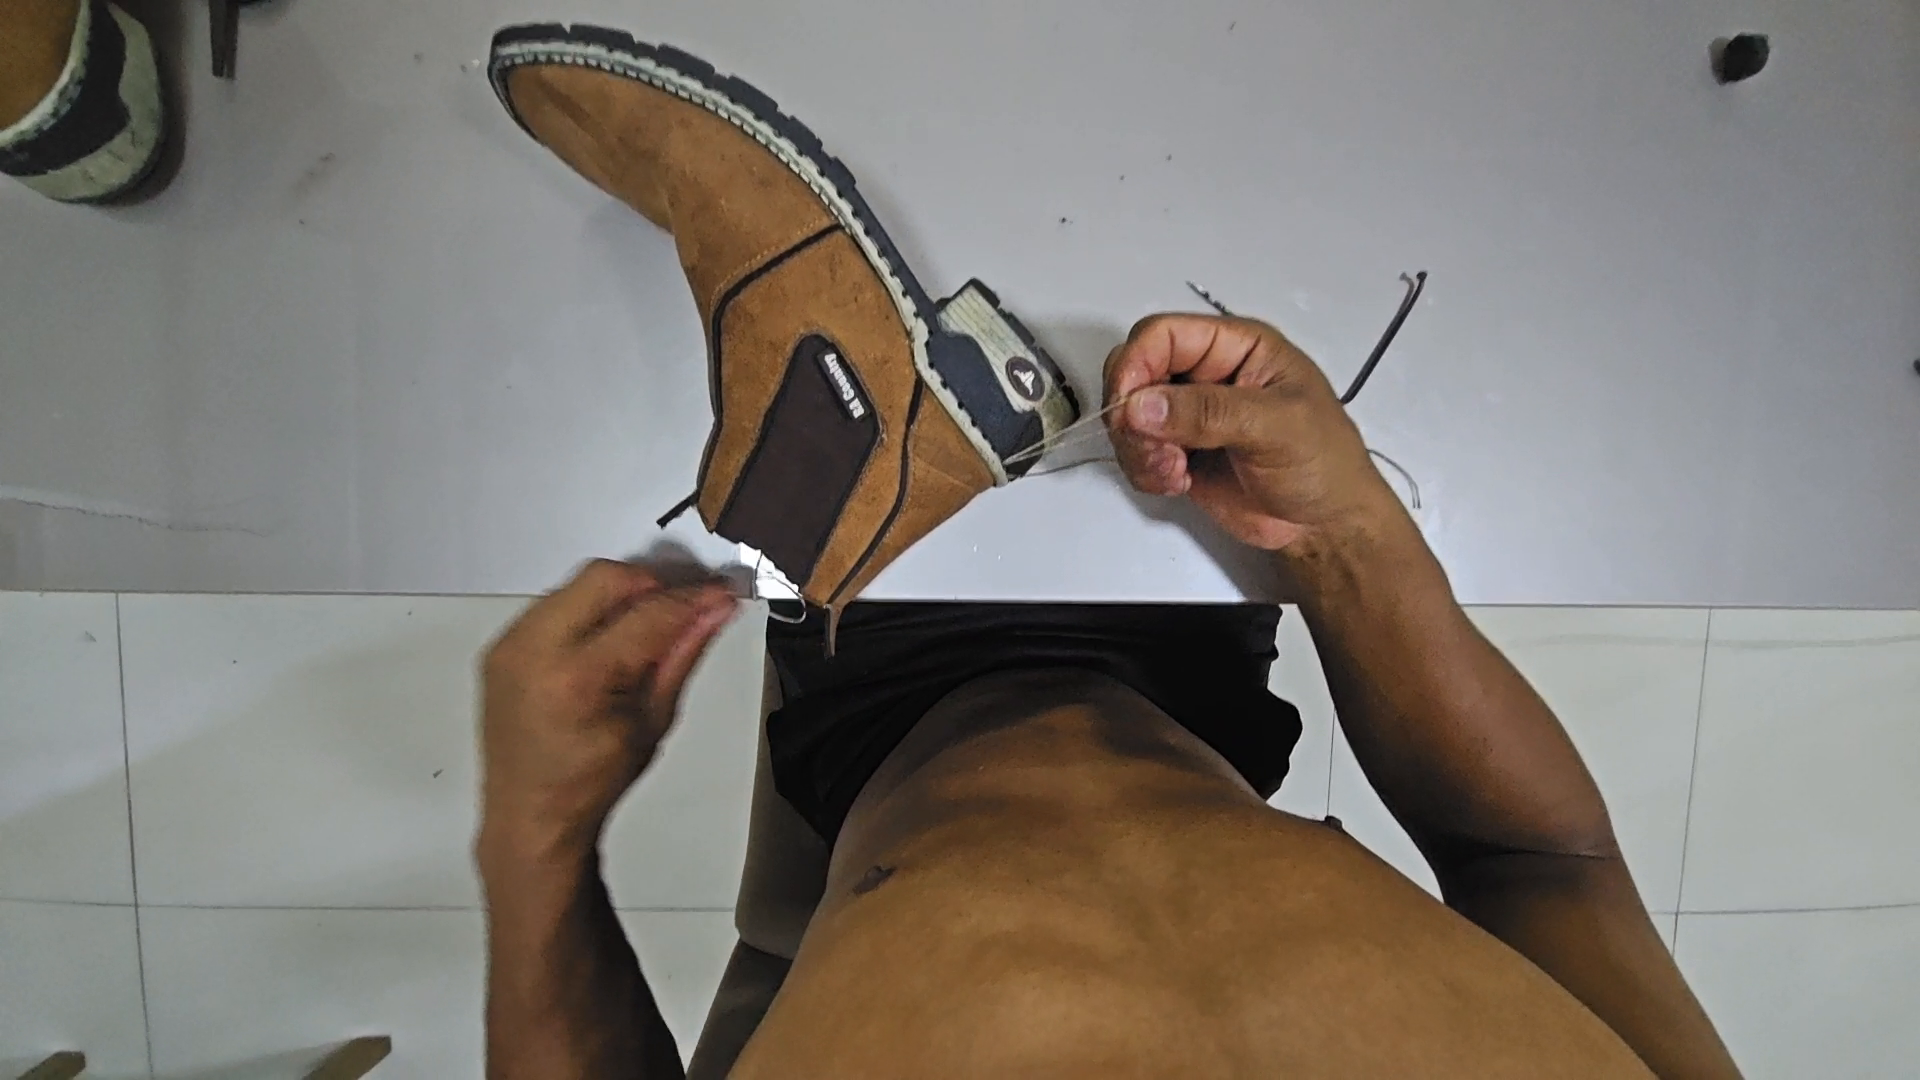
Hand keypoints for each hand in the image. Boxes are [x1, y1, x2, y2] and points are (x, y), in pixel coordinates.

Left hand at [478, 559, 738, 860]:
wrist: (529, 816)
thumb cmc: (596, 780)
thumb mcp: (655, 717)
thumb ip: (685, 653)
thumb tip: (720, 608)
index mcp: (577, 679)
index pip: (649, 614)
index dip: (694, 597)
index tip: (725, 592)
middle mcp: (534, 649)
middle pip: (607, 577)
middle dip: (654, 584)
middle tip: (686, 605)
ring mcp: (511, 643)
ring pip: (581, 582)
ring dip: (624, 593)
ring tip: (652, 622)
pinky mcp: (502, 644)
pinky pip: (558, 601)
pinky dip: (595, 607)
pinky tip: (614, 635)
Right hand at [1104, 314, 1400, 551]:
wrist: (1322, 525)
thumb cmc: (1322, 463)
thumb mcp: (1276, 427)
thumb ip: (1208, 412)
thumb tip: (1141, 406)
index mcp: (1235, 347)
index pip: (1161, 336)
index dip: (1135, 365)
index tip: (1127, 410)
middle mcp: (1204, 374)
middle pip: (1133, 372)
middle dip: (1131, 414)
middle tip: (1155, 449)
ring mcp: (1186, 415)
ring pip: (1127, 416)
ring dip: (1139, 450)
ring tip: (1176, 473)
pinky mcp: (1175, 451)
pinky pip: (1133, 451)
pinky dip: (1143, 471)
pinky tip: (1178, 483)